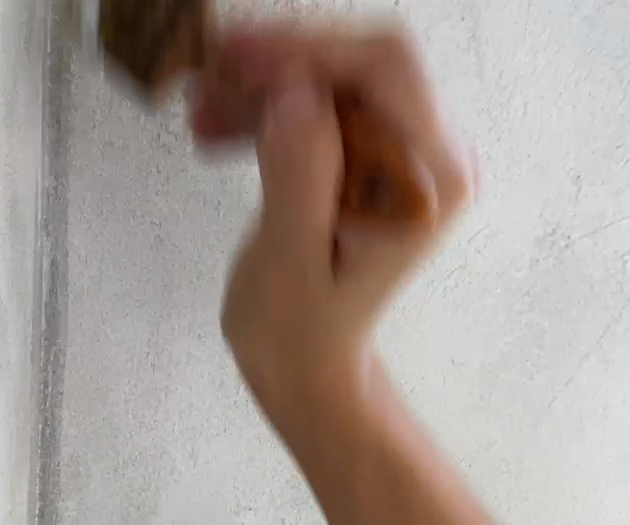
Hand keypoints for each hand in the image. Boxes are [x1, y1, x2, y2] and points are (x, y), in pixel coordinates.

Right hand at [192, 26, 474, 434]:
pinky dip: (267, 116)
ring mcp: (400, 157)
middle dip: (278, 66)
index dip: (306, 50)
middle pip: (358, 70)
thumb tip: (293, 88)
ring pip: (331, 88)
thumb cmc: (294, 332)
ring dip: (263, 91)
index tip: (232, 56)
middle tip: (203, 79)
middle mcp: (430, 155)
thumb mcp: (289, 260)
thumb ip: (300, 172)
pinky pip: (318, 117)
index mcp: (427, 178)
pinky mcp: (367, 164)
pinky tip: (218, 131)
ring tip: (198, 113)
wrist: (303, 368)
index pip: (382, 71)